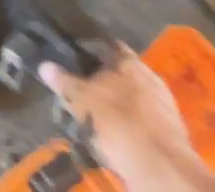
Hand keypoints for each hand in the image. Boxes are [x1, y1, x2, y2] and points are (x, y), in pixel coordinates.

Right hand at [40, 54, 214, 191]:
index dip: (92, 51)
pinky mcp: (170, 133)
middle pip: (122, 73)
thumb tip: (44, 65)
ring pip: (134, 99)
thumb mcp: (82, 100)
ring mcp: (164, 105)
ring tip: (97, 120)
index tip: (76, 59)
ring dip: (119, 106)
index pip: (109, 46)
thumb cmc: (118, 123)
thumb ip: (65, 82)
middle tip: (84, 93)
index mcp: (130, 62)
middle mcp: (150, 77)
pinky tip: (117, 140)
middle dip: (106, 82)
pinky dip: (130, 127)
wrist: (160, 169)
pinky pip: (143, 123)